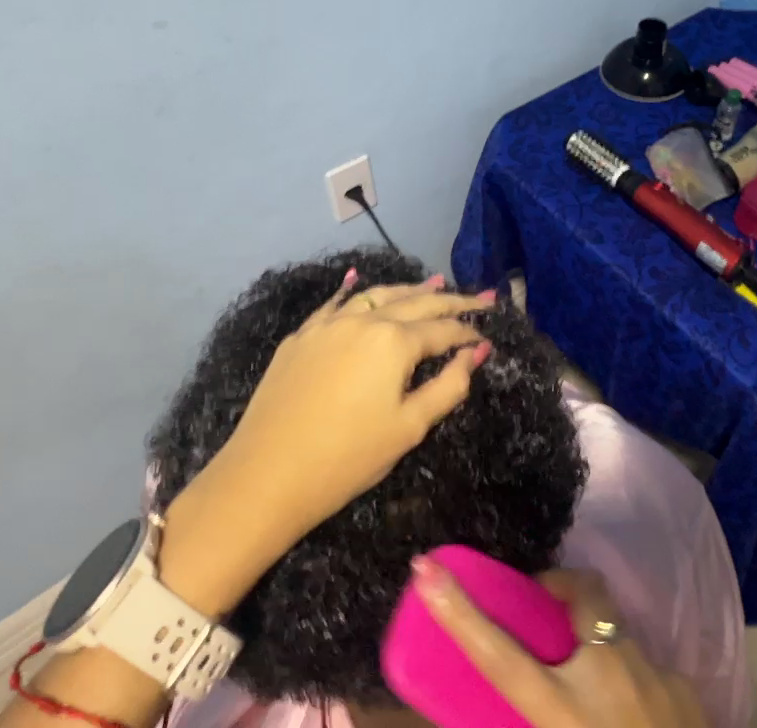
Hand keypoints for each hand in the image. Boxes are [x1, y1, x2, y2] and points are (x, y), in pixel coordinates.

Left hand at [215, 271, 493, 537]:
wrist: (268, 474)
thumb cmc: (349, 457)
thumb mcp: (410, 427)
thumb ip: (449, 385)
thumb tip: (476, 353)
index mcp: (394, 341)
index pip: (443, 330)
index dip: (469, 332)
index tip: (489, 333)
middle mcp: (363, 320)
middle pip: (416, 302)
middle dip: (451, 300)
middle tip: (480, 297)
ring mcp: (327, 325)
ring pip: (376, 295)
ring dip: (408, 289)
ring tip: (433, 283)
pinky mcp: (300, 337)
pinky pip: (335, 303)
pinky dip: (354, 291)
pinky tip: (358, 281)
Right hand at [413, 562, 707, 727]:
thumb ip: (525, 715)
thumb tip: (508, 699)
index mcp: (561, 710)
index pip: (497, 652)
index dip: (458, 610)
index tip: (426, 566)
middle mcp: (605, 675)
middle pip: (579, 594)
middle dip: (561, 589)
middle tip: (546, 617)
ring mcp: (651, 672)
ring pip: (616, 630)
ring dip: (599, 645)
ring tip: (596, 688)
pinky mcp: (685, 684)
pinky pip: (649, 667)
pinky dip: (634, 681)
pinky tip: (636, 716)